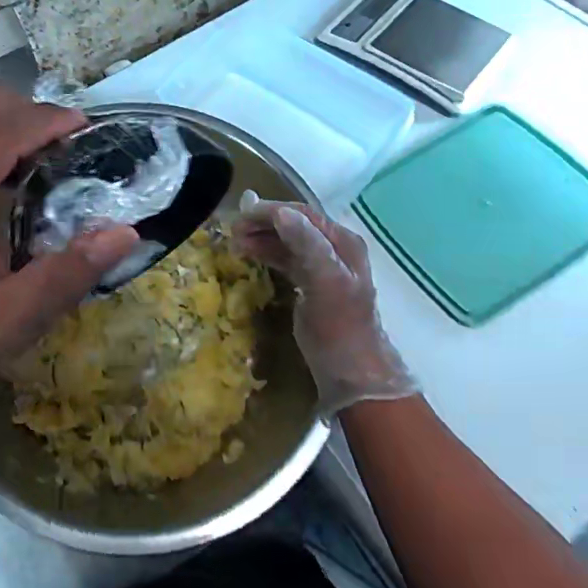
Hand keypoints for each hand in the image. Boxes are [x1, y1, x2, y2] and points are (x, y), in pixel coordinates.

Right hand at [235, 194, 417, 414]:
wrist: (354, 375)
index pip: (303, 215)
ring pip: (289, 243)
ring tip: (236, 243)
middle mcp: (336, 250)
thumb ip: (307, 246)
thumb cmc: (340, 328)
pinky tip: (252, 257)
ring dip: (263, 239)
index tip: (240, 216)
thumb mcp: (325, 283)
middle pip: (295, 225)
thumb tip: (281, 214)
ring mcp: (325, 269)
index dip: (271, 211)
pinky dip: (269, 255)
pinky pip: (288, 261)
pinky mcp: (314, 287)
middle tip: (233, 230)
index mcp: (343, 243)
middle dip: (264, 224)